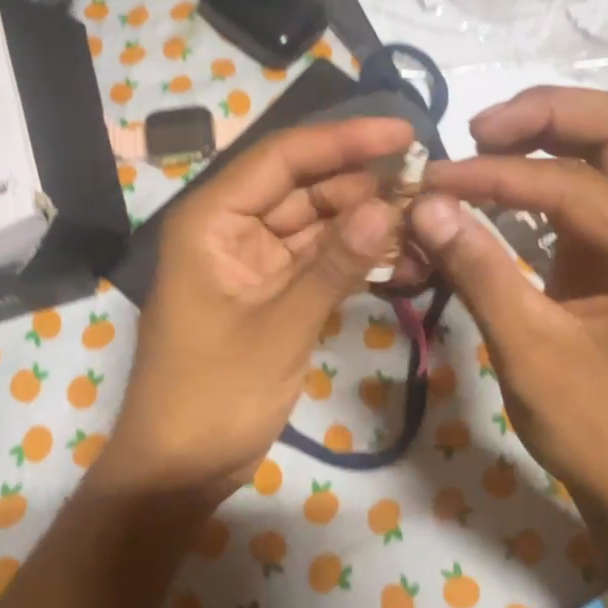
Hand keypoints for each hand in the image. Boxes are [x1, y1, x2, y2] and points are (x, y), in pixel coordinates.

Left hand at [102, 118, 415, 500]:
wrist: (177, 473)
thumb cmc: (212, 396)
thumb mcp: (278, 328)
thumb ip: (333, 266)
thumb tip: (387, 206)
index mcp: (211, 221)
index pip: (281, 159)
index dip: (343, 140)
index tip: (405, 134)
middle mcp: (231, 231)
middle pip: (303, 189)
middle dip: (363, 184)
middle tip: (430, 182)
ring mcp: (253, 265)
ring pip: (316, 226)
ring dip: (366, 223)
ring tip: (427, 216)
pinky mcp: (272, 298)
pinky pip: (319, 264)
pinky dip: (355, 261)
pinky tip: (404, 258)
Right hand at [409, 87, 607, 514]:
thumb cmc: (591, 426)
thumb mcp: (528, 352)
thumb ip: (479, 271)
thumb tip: (425, 204)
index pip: (576, 183)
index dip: (500, 174)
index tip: (435, 178)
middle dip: (548, 114)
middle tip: (476, 131)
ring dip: (551, 129)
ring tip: (483, 143)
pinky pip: (598, 178)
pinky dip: (551, 163)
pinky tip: (504, 175)